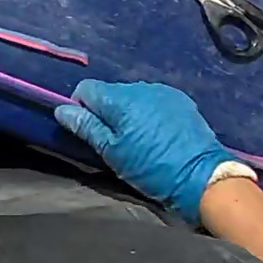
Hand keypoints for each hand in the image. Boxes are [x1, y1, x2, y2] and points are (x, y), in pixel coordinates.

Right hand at [53, 80, 232, 222]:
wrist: (201, 176)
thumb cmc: (152, 168)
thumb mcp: (113, 153)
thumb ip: (87, 127)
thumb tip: (61, 109)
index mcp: (121, 98)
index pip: (86, 88)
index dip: (80, 108)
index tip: (88, 132)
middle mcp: (141, 87)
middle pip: (110, 92)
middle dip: (106, 112)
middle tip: (113, 142)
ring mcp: (163, 91)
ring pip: (132, 97)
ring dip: (128, 113)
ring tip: (137, 140)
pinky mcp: (180, 100)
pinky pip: (153, 100)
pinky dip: (148, 113)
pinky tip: (156, 135)